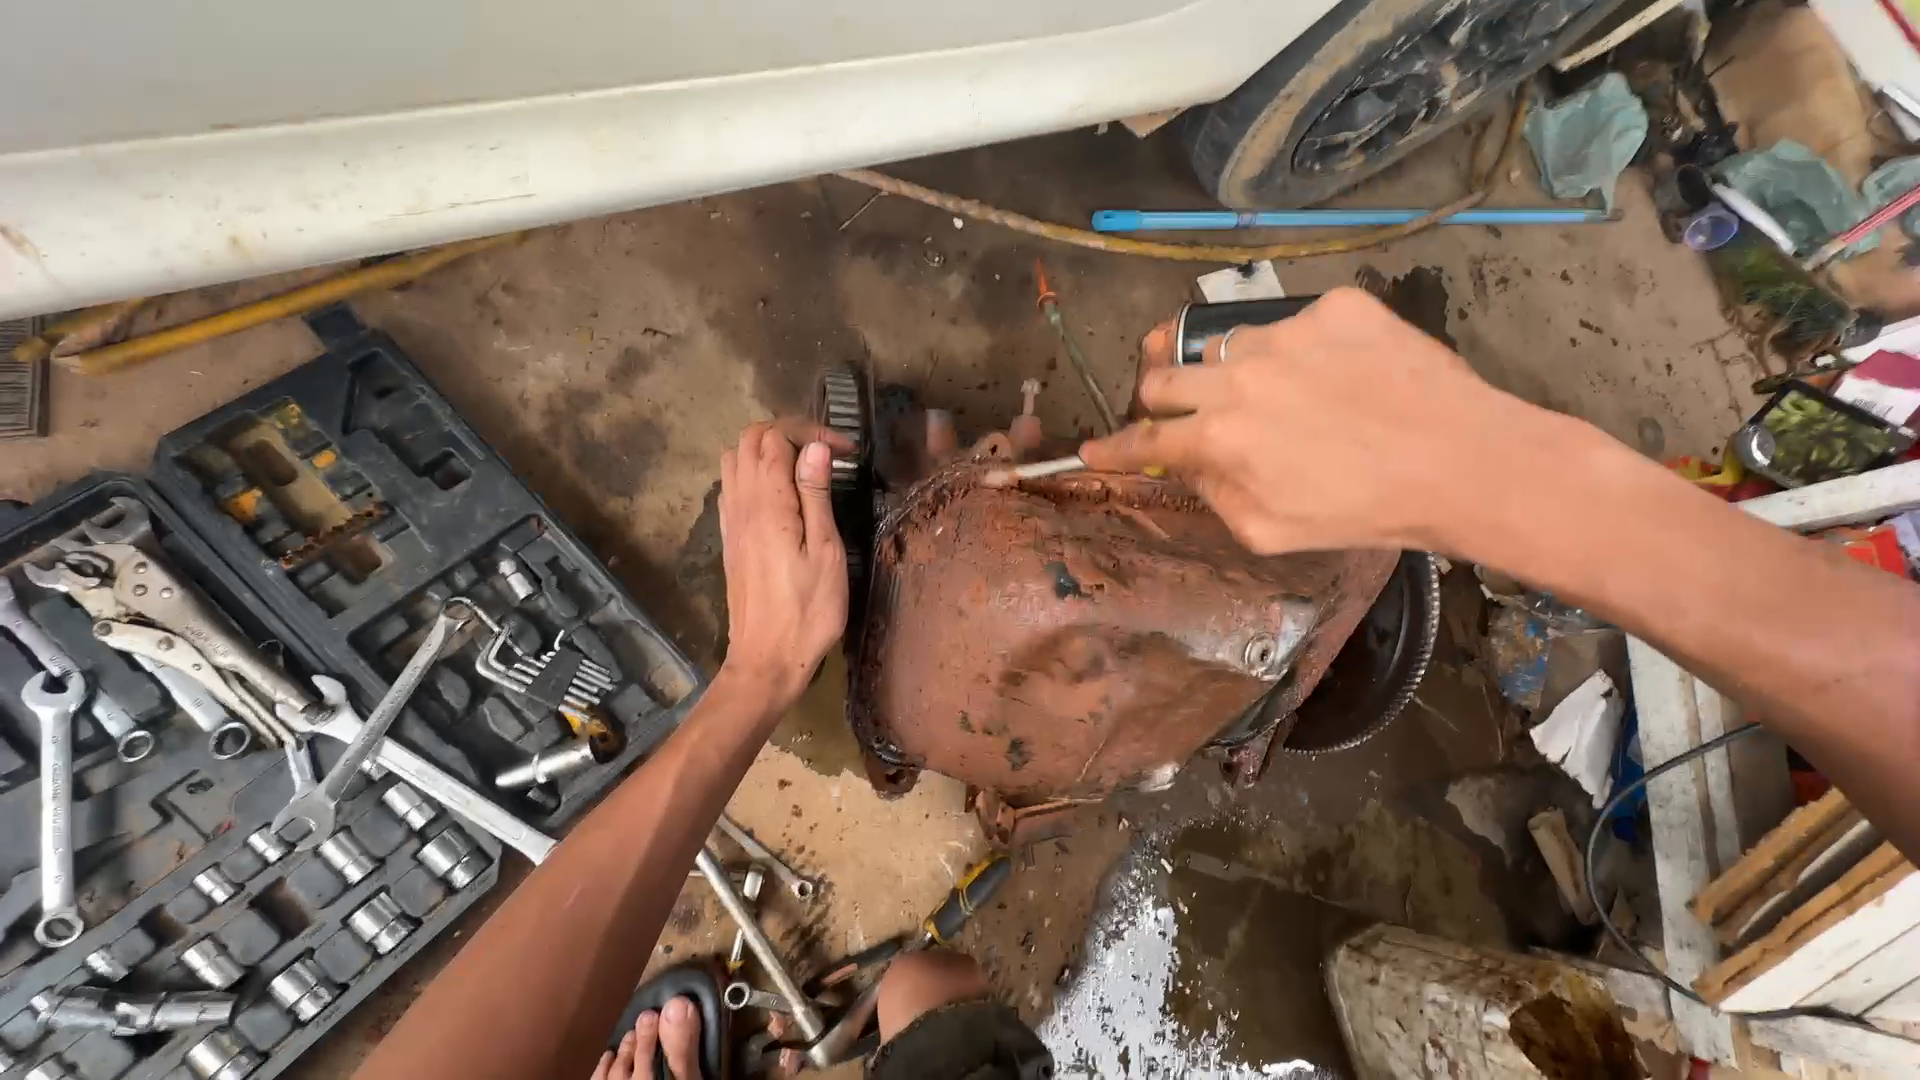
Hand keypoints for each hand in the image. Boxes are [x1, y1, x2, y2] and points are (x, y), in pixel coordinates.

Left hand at [716, 420, 850, 707]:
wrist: (767, 659)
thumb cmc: (808, 611)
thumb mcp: (826, 552)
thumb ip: (816, 495)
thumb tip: (815, 447)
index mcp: (768, 504)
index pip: (776, 438)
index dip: (811, 432)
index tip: (844, 451)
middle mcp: (741, 504)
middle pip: (749, 439)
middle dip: (787, 432)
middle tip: (825, 451)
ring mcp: (730, 521)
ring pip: (735, 458)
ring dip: (767, 448)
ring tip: (803, 465)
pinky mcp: (730, 538)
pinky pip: (731, 484)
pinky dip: (753, 471)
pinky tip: (779, 492)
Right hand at [1080, 287, 1539, 554]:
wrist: (1464, 462)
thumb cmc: (1362, 511)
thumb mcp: (1267, 530)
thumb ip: (1210, 493)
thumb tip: (1184, 464)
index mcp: (1219, 438)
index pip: (1142, 439)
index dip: (1112, 447)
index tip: (1092, 448)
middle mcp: (1238, 376)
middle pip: (1161, 374)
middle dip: (1161, 399)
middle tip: (1190, 415)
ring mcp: (1286, 333)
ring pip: (1227, 347)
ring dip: (1237, 374)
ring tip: (1289, 399)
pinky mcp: (1335, 306)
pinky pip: (1292, 324)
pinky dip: (1301, 351)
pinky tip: (1337, 375)